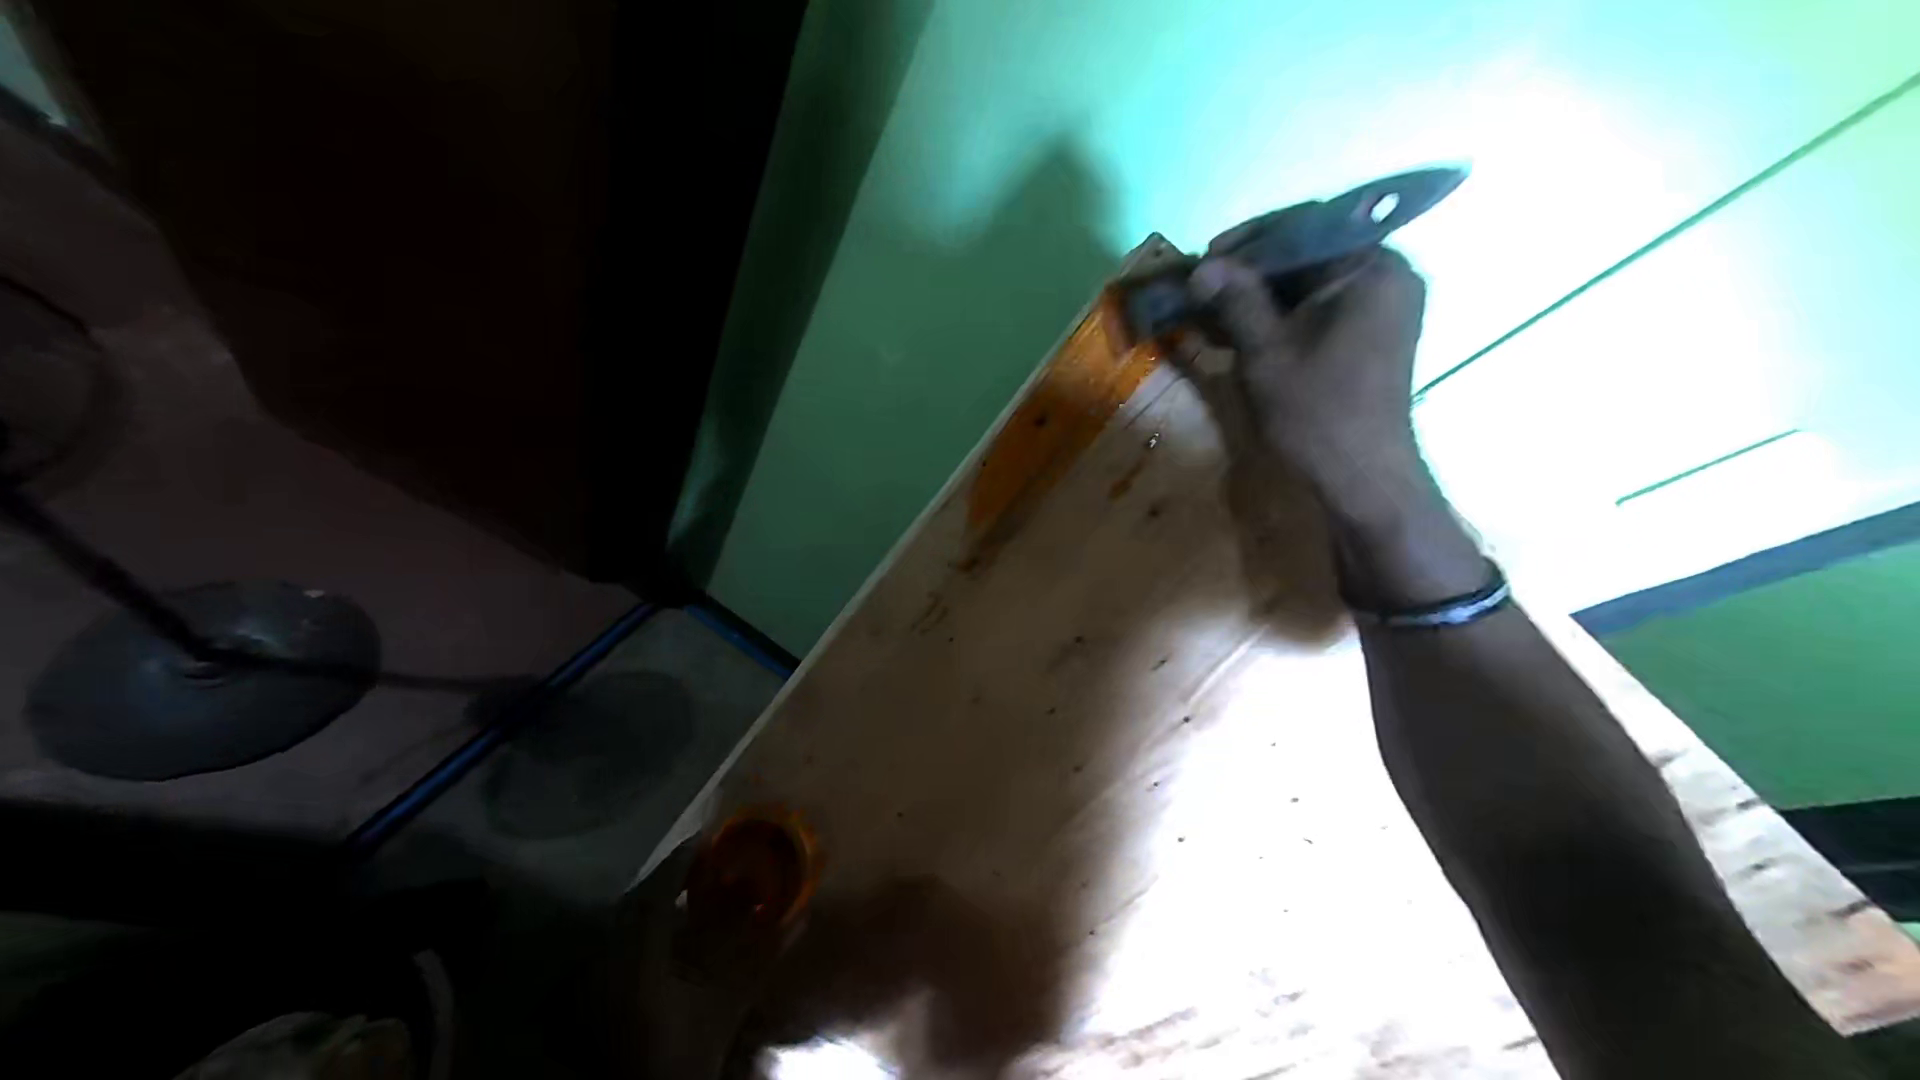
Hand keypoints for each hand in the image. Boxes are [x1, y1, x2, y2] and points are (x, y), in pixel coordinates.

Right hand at [1185, 245, 1429, 525]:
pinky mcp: (1368, 335)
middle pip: (1309, 253)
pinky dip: (1279, 316)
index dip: (1249, 240)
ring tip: (1211, 308)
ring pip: (1309, 283)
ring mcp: (1379, 307)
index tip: (1205, 257)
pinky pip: (1318, 308)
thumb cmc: (1316, 411)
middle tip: (1204, 284)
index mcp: (1371, 267)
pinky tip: (1238, 329)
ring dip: (1259, 294)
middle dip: (1251, 268)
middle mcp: (1385, 276)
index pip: (1306, 227)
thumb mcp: (1266, 352)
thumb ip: (1237, 301)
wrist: (1359, 476)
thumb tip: (1202, 267)